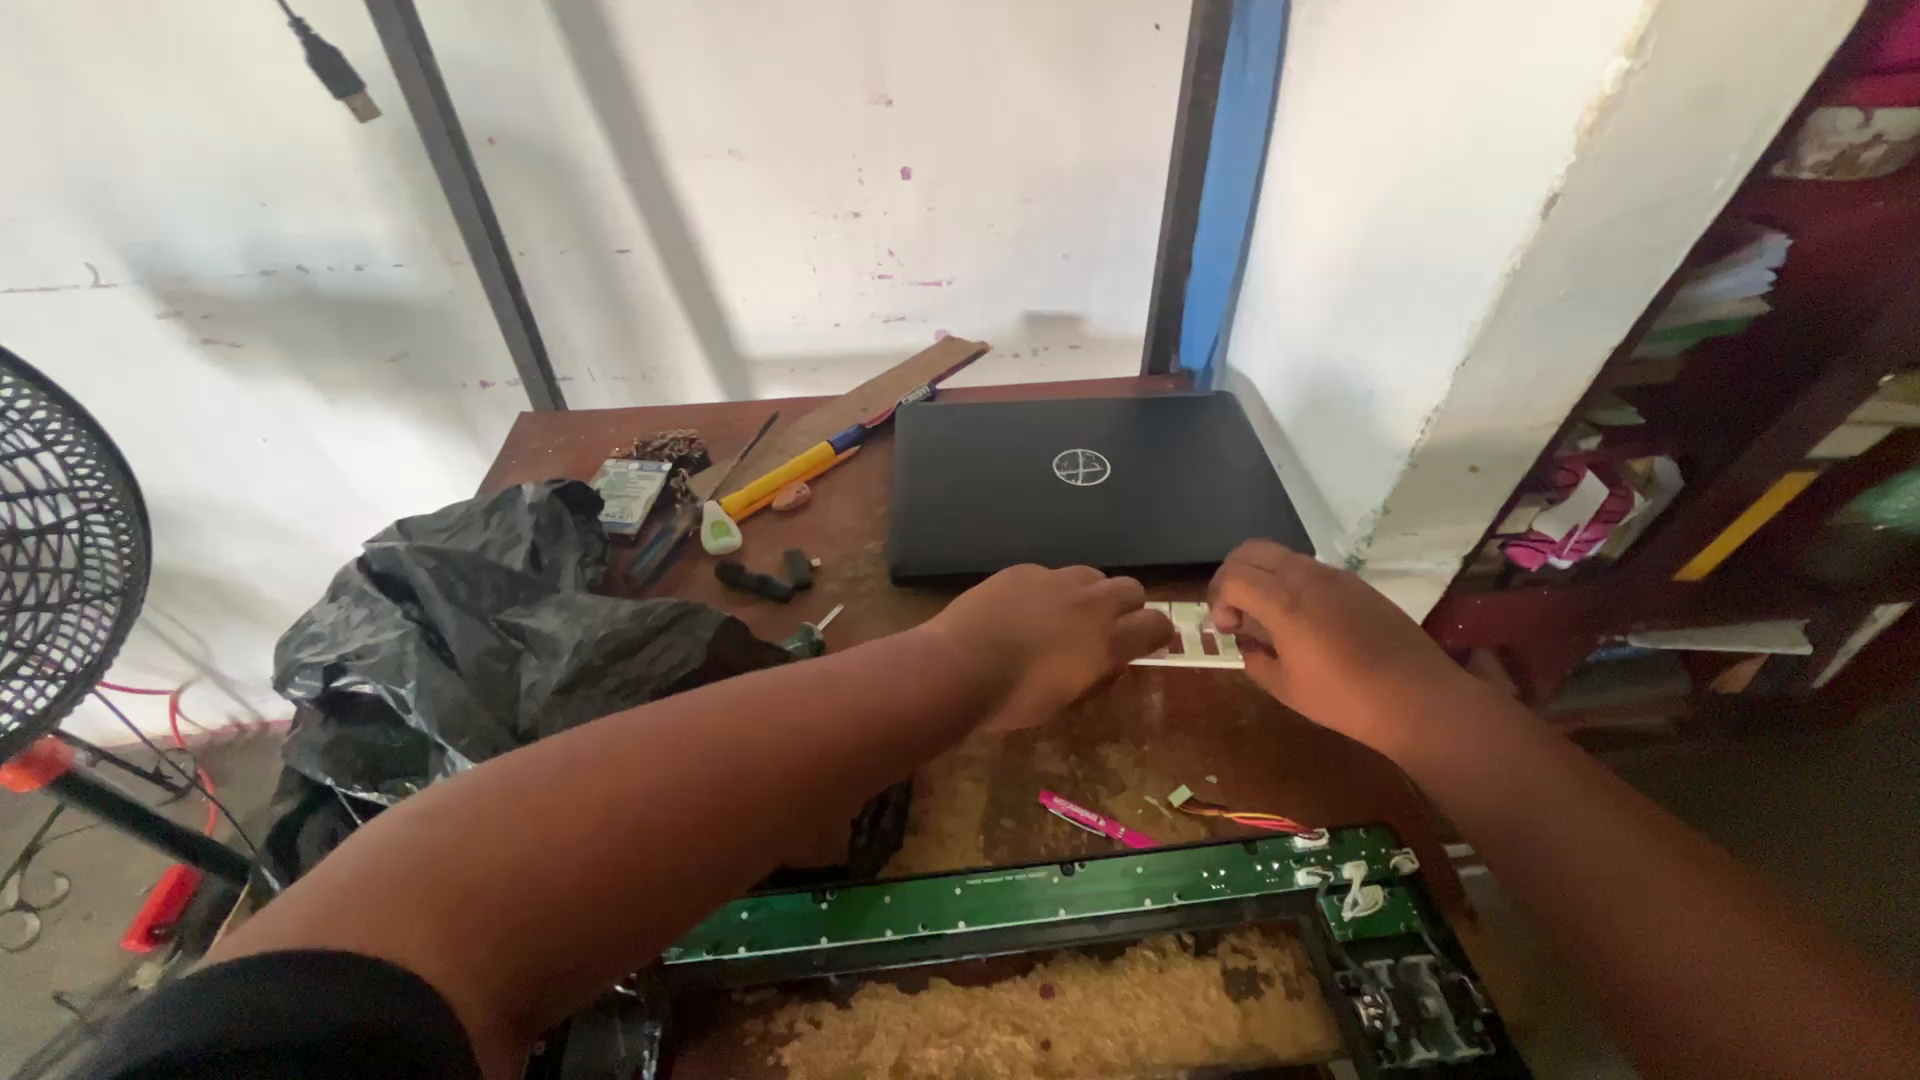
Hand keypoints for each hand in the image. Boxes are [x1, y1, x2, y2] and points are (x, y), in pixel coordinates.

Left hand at [923, 564, 1173, 730]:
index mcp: (1104, 644)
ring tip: (1067, 612)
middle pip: (1130, 588)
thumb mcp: (1061, 699)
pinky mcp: (1022, 571)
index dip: (1159, 632)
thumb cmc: (1010, 699)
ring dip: (1090, 592)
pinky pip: (1048, 574)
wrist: (958, 665)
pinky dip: (1047, 589)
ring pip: (1091, 575)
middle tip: (1110, 625)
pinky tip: (1024, 607)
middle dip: (1128, 605)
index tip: (1154, 640)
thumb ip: (1090, 672)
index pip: (1155, 625)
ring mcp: (1054, 581)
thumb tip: (1102, 661)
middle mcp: (1088, 605)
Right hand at [1208, 540, 1479, 754]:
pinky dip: (1288, 582)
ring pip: (1280, 555)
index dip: (1217, 599)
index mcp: (1285, 603)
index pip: (1232, 577)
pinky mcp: (1356, 584)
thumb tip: (1248, 645)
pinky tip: (1302, 621)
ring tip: (1267, 617)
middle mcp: (1307, 578)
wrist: (1420, 698)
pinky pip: (1308, 569)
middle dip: (1231, 576)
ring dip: (1261, 576)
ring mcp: (1335, 576)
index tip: (1227, 629)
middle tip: (1236, 612)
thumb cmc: (1347, 699)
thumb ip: (1255, 661)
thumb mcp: (1286, 689)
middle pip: (1250, 550)